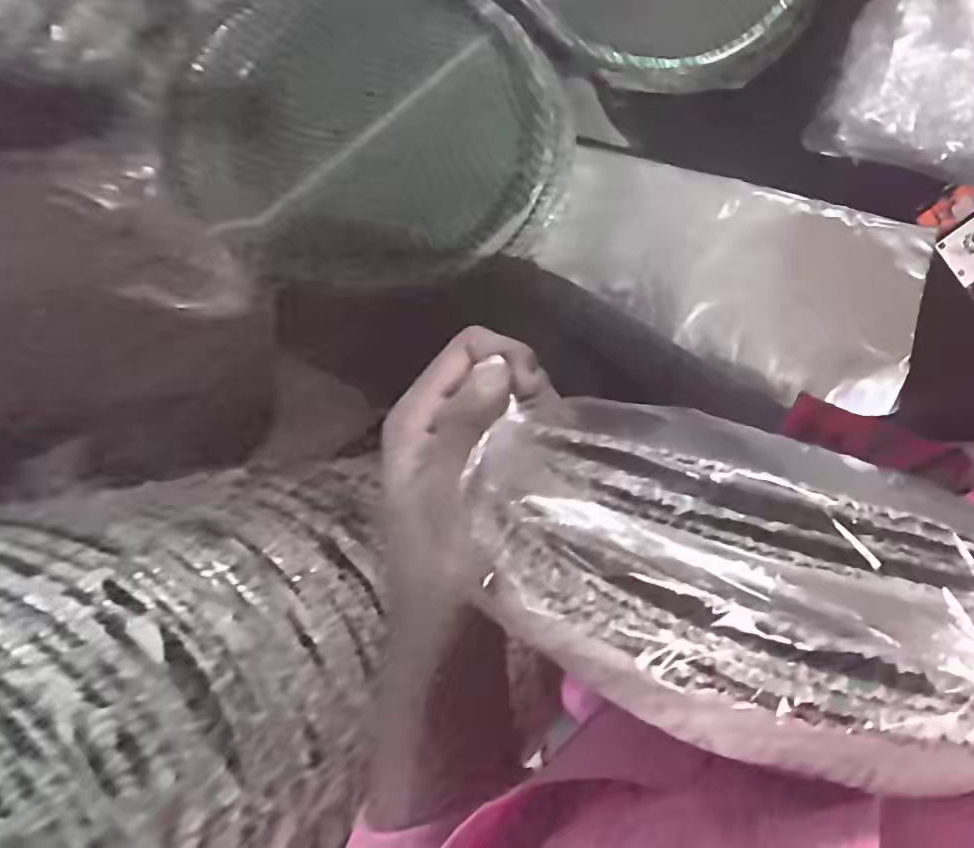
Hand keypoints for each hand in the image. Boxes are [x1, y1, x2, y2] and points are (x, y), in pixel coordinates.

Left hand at [380, 327, 556, 609]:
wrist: (452, 622)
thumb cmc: (444, 557)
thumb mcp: (449, 486)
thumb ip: (468, 421)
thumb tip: (496, 362)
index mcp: (419, 420)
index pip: (466, 351)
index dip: (503, 358)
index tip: (530, 388)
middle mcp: (445, 423)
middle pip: (492, 366)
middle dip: (525, 380)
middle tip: (542, 419)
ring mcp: (474, 443)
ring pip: (514, 393)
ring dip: (540, 404)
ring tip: (550, 436)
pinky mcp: (499, 463)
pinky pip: (527, 420)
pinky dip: (546, 423)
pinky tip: (555, 446)